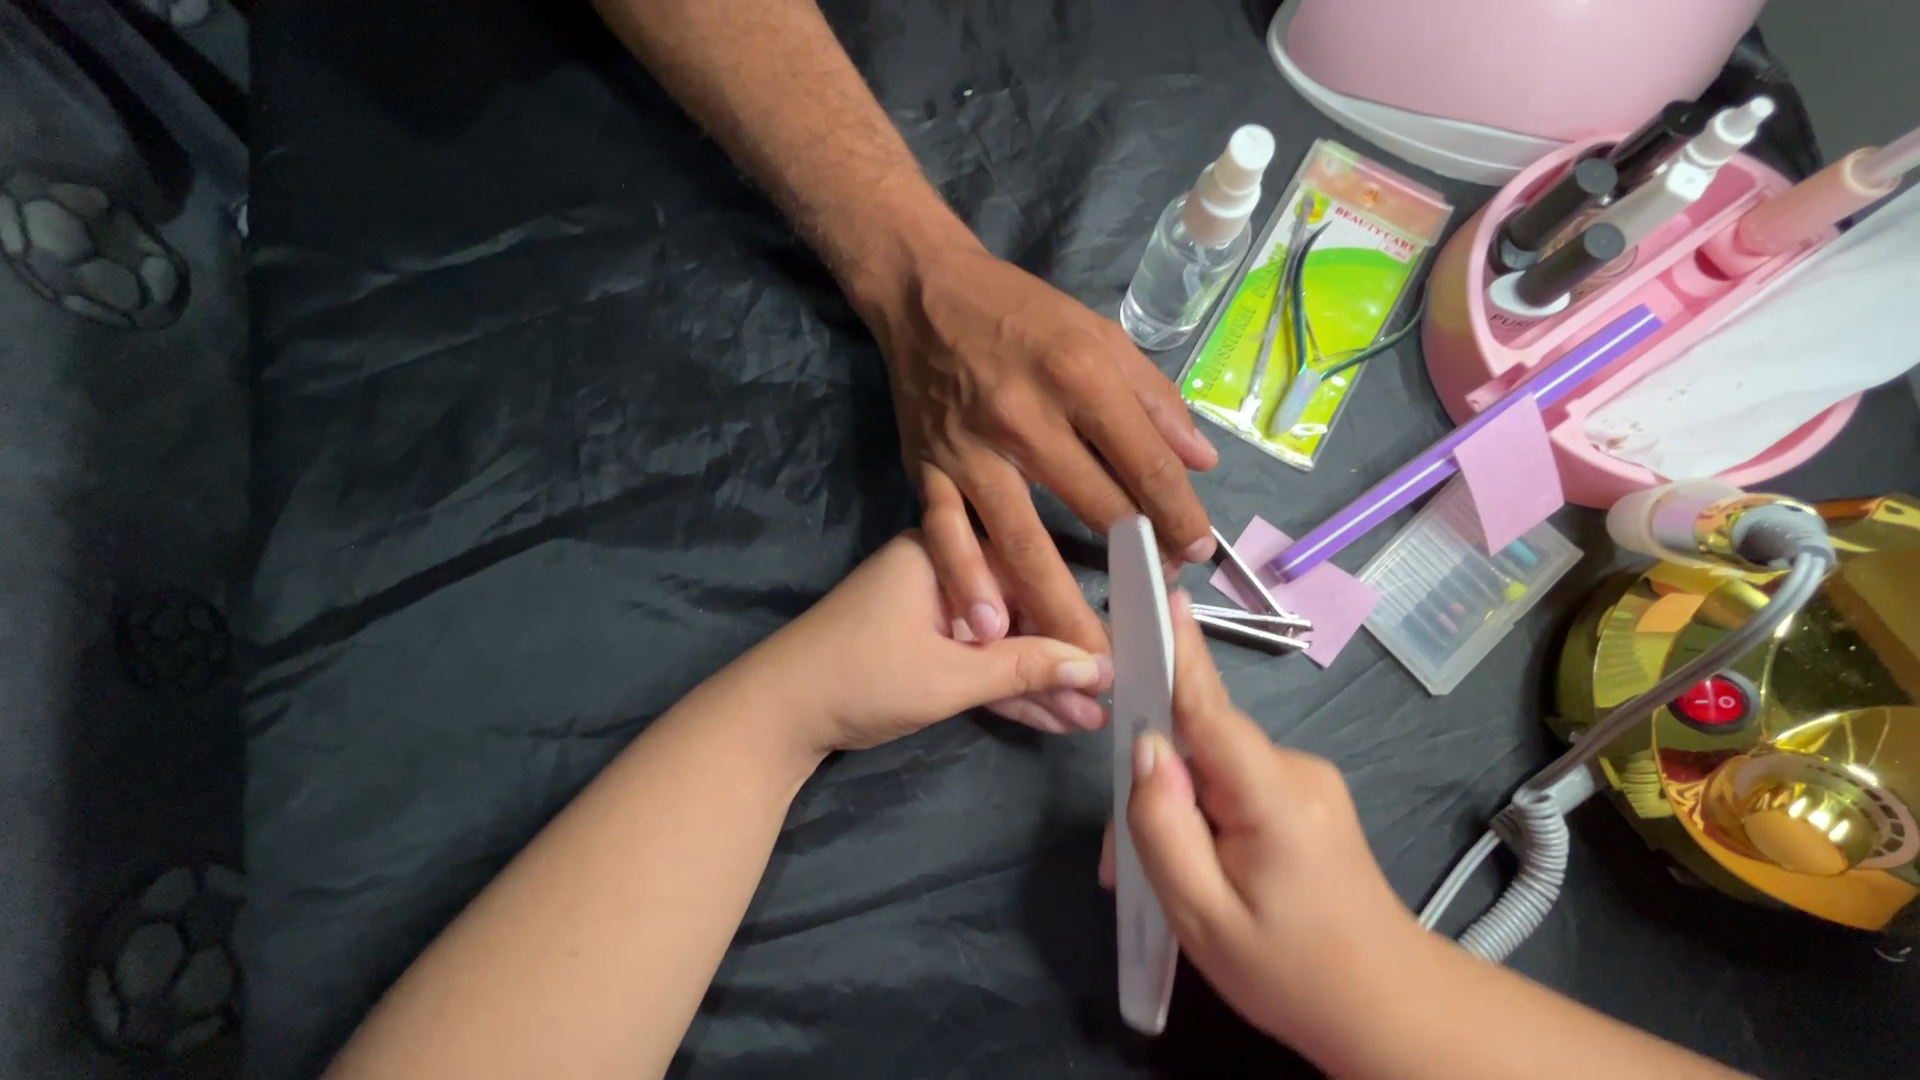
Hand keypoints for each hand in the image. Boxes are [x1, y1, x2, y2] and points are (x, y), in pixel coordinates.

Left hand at [750, 533, 1114, 755]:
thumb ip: (1024, 669)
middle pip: (1017, 613)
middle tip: (1111, 696)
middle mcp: (944, 573)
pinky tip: (1052, 717)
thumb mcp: (950, 675)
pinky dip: (1005, 690)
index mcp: (944, 553)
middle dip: (1060, 662)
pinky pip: (976, 663)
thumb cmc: (863, 676)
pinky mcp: (924, 646)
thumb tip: (1098, 668)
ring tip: (1091, 719)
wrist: (778, 713)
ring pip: (1000, 645)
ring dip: (1038, 684)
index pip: (1027, 575)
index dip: (1074, 620)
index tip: (1118, 654)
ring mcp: (933, 612)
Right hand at [859, 237, 1219, 655]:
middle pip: (1096, 509)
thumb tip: (1200, 462)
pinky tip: (989, 631)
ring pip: (1024, 541)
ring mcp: (973, 452)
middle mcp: (1028, 419)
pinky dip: (968, 584)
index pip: (1145, 463)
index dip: (1179, 515)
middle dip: (1137, 561)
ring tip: (1090, 653)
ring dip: (1061, 602)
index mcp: (1080, 377)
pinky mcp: (931, 471)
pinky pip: (949, 536)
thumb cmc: (1021, 311)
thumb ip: (1154, 398)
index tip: (1198, 550)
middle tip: (1159, 599)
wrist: (926, 294)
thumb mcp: (1099, 332)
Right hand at [1101, 592, 1420, 1048]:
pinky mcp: (1301, 792)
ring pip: (1210, 768)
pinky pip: (1230, 785)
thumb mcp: (1202, 916)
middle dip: (1155, 789)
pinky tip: (1198, 866)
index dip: (1182, 653)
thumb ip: (1163, 826)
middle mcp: (1294, 769)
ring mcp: (1303, 778)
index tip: (1163, 594)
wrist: (1390, 1012)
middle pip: (1198, 746)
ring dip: (1177, 810)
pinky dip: (1202, 816)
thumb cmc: (1293, 974)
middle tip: (1124, 866)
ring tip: (1165, 883)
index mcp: (1275, 797)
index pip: (1212, 710)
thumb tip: (1145, 748)